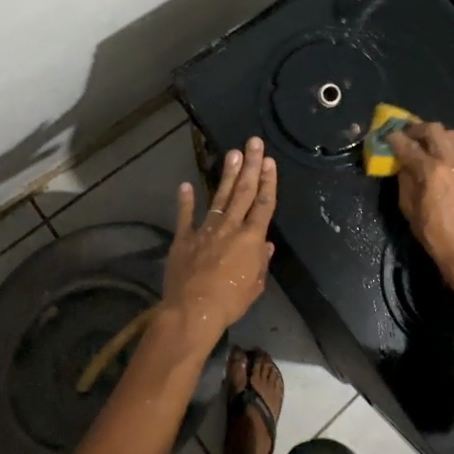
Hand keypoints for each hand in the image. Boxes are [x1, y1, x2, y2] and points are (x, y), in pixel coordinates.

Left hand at [161, 138, 277, 348]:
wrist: (193, 311)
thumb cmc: (230, 301)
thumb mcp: (255, 285)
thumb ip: (261, 262)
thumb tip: (266, 245)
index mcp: (251, 238)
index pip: (264, 203)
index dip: (268, 181)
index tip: (270, 161)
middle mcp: (230, 227)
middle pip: (244, 191)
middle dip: (251, 165)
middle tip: (254, 142)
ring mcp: (205, 230)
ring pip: (219, 196)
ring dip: (227, 174)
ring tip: (233, 153)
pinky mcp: (184, 239)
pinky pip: (185, 216)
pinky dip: (185, 201)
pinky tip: (185, 185)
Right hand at [388, 122, 453, 289]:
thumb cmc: (433, 233)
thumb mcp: (409, 208)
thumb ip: (404, 179)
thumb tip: (401, 162)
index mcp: (430, 171)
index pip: (408, 145)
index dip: (395, 139)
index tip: (387, 135)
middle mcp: (450, 160)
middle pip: (433, 129)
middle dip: (416, 129)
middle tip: (407, 136)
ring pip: (451, 133)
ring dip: (436, 134)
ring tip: (427, 143)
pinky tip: (447, 154)